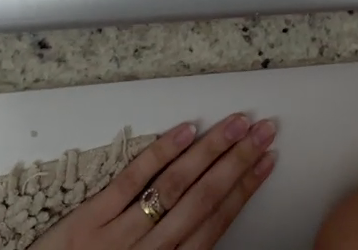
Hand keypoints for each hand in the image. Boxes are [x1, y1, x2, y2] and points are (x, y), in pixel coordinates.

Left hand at [29, 114, 276, 249]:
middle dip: (238, 161)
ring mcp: (119, 234)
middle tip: (264, 130)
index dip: (245, 188)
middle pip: (204, 198)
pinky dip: (161, 153)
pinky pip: (131, 180)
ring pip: (175, 185)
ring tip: (236, 124)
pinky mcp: (89, 219)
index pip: (216, 223)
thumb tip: (213, 220)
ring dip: (211, 150)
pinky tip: (185, 129)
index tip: (267, 160)